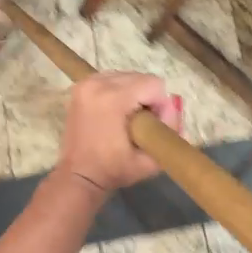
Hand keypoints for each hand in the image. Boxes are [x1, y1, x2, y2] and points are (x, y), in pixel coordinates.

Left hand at [55, 72, 181, 192]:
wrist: (78, 176)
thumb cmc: (114, 170)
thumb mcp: (151, 159)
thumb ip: (170, 128)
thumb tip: (174, 105)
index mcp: (113, 98)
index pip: (153, 84)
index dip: (161, 104)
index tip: (155, 124)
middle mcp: (98, 83)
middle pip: (140, 77)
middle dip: (148, 98)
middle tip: (144, 123)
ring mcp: (86, 83)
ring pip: (126, 77)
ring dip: (134, 94)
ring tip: (130, 118)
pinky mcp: (80, 87)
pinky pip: (111, 79)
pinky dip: (119, 92)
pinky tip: (117, 112)